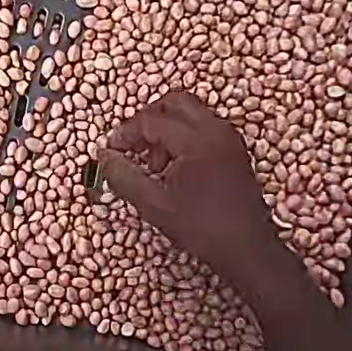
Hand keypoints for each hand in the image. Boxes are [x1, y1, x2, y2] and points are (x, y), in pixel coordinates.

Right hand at [98, 90, 285, 293]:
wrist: (248, 249)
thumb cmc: (202, 229)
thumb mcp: (154, 205)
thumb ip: (124, 176)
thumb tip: (104, 156)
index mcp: (196, 141)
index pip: (151, 120)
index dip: (125, 133)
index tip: (111, 150)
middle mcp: (216, 130)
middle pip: (174, 102)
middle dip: (147, 120)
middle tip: (131, 146)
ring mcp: (229, 138)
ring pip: (190, 112)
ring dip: (166, 128)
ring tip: (153, 164)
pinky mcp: (234, 149)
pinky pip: (203, 126)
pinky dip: (183, 136)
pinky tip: (173, 168)